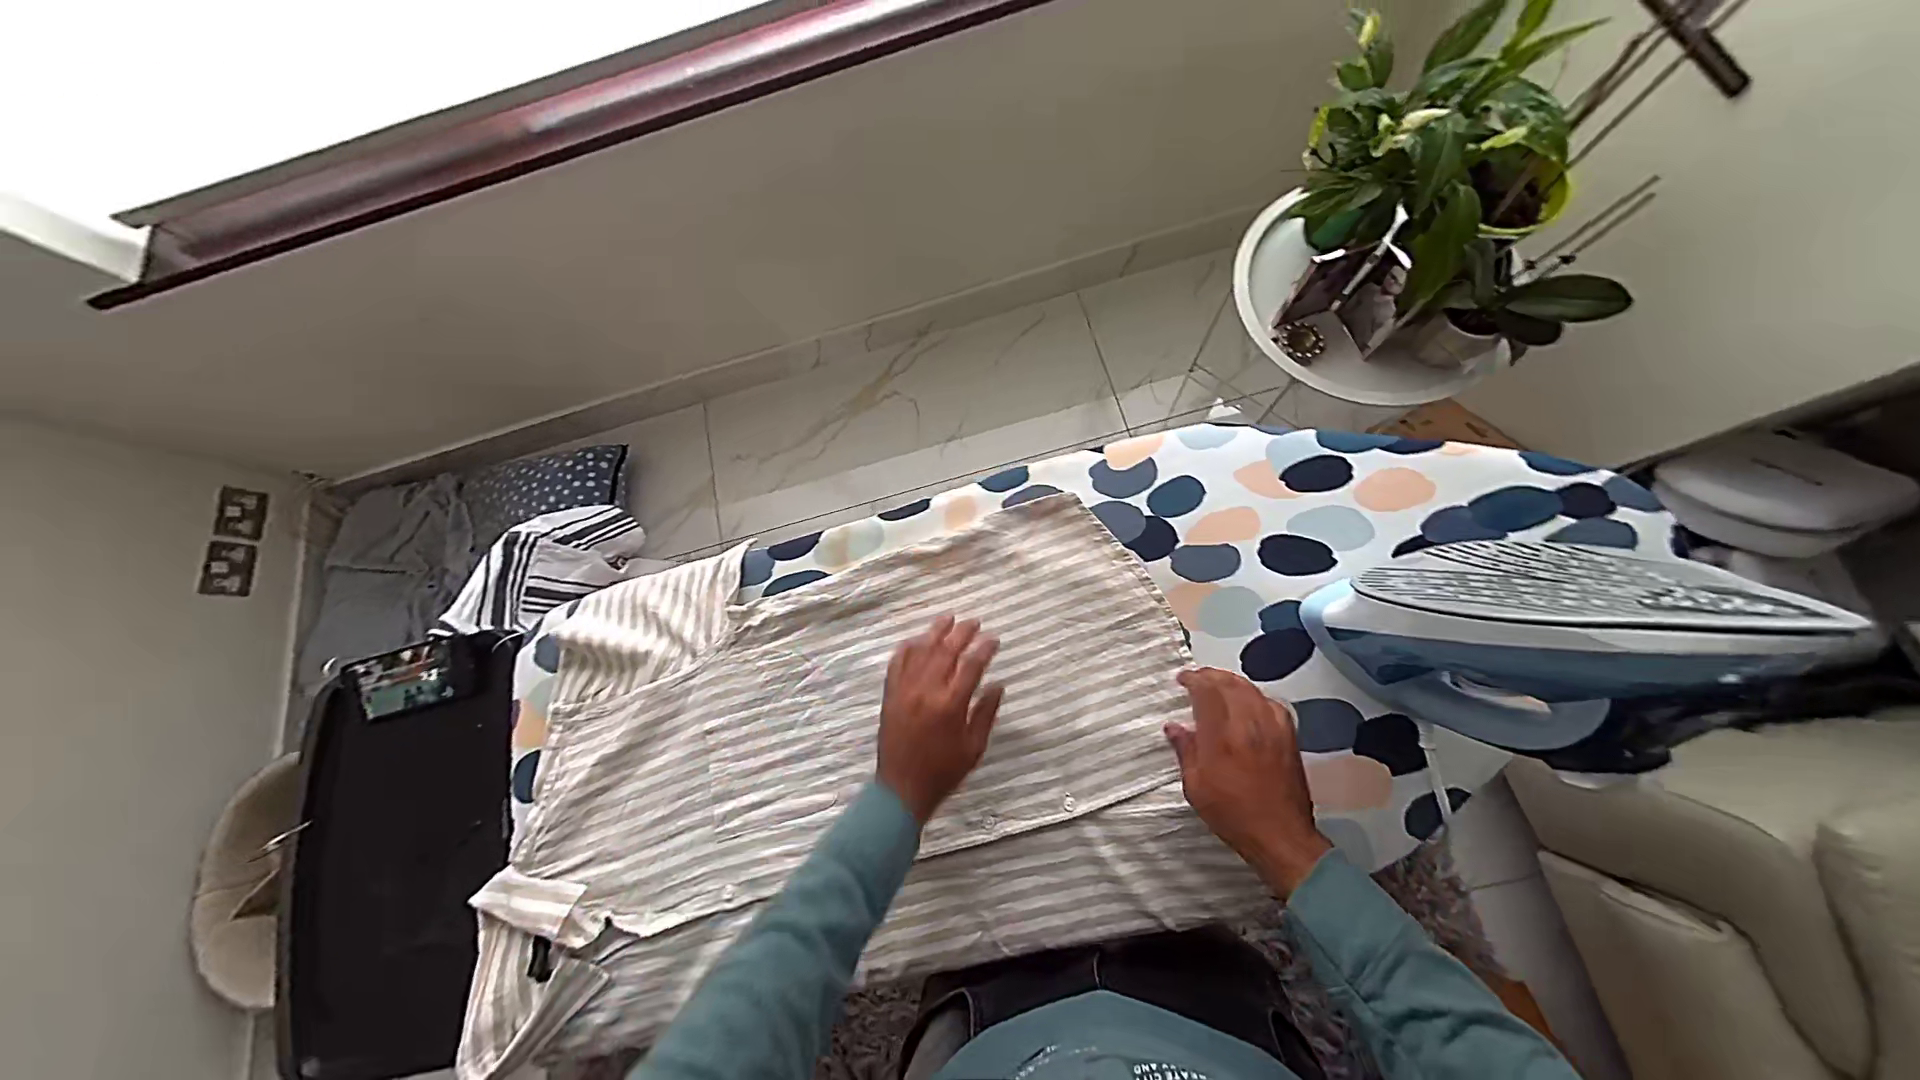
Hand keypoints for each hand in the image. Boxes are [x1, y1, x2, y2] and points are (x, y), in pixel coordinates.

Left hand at [876, 615, 1003, 823]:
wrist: (902, 788)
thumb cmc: (943, 771)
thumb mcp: (974, 747)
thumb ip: (985, 713)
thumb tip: (997, 685)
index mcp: (950, 704)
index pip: (971, 665)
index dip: (984, 648)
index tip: (993, 639)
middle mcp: (926, 690)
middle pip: (946, 651)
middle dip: (962, 633)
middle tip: (974, 622)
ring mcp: (905, 690)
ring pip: (920, 651)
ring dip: (935, 632)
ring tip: (948, 618)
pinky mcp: (890, 694)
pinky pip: (897, 663)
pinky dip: (907, 648)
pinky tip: (916, 639)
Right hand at [1165, 668, 1330, 897]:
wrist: (1280, 836)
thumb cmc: (1235, 815)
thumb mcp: (1196, 786)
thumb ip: (1185, 751)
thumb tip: (1174, 728)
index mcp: (1222, 738)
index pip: (1207, 691)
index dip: (1193, 679)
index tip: (1184, 678)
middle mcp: (1249, 727)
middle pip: (1230, 683)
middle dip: (1211, 675)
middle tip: (1198, 677)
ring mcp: (1273, 729)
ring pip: (1252, 689)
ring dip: (1232, 681)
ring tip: (1219, 684)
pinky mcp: (1289, 737)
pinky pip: (1271, 703)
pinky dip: (1255, 695)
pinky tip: (1249, 701)